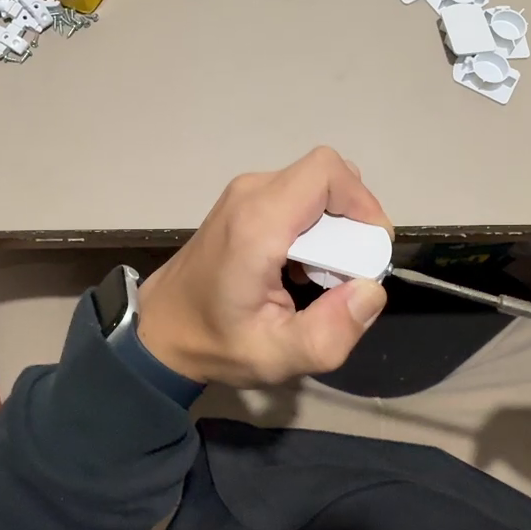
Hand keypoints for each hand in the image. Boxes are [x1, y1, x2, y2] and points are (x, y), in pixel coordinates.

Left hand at [135, 147, 390, 386]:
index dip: (361, 202)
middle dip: (352, 221)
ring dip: (334, 225)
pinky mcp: (245, 200)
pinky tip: (302, 266)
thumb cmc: (215, 342)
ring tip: (324, 275)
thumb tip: (371, 290)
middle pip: (325, 177)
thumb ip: (331, 331)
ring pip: (314, 185)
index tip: (368, 251)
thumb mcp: (277, 357)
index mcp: (258, 223)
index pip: (326, 172)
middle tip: (348, 272)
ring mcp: (245, 192)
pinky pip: (297, 194)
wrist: (159, 328)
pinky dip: (315, 224)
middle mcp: (251, 193)